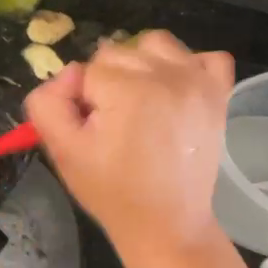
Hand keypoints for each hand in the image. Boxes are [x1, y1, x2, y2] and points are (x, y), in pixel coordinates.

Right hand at [25, 30, 233, 249]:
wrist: (166, 222)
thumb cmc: (110, 190)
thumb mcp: (62, 151)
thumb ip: (47, 104)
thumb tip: (68, 74)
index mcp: (128, 89)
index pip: (85, 71)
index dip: (80, 102)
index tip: (90, 133)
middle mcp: (167, 75)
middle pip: (117, 53)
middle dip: (107, 83)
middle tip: (112, 126)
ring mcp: (199, 82)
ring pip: (155, 45)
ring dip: (140, 66)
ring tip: (138, 104)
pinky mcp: (219, 93)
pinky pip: (206, 56)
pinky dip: (187, 67)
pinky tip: (173, 94)